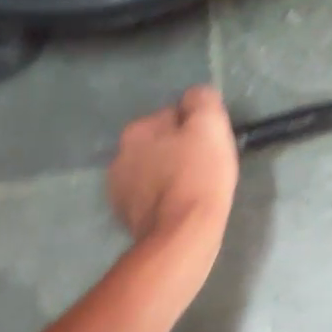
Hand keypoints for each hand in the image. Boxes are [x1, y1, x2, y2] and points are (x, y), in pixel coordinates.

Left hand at [108, 87, 239, 261]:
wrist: (182, 235)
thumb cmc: (199, 176)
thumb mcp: (210, 127)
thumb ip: (202, 101)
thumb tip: (196, 96)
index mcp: (138, 130)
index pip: (174, 115)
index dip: (198, 127)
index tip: (213, 144)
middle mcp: (120, 155)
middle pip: (161, 143)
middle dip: (180, 150)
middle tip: (207, 166)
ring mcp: (118, 188)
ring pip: (154, 169)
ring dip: (170, 173)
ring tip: (195, 188)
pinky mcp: (125, 216)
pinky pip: (150, 195)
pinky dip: (164, 197)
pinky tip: (181, 206)